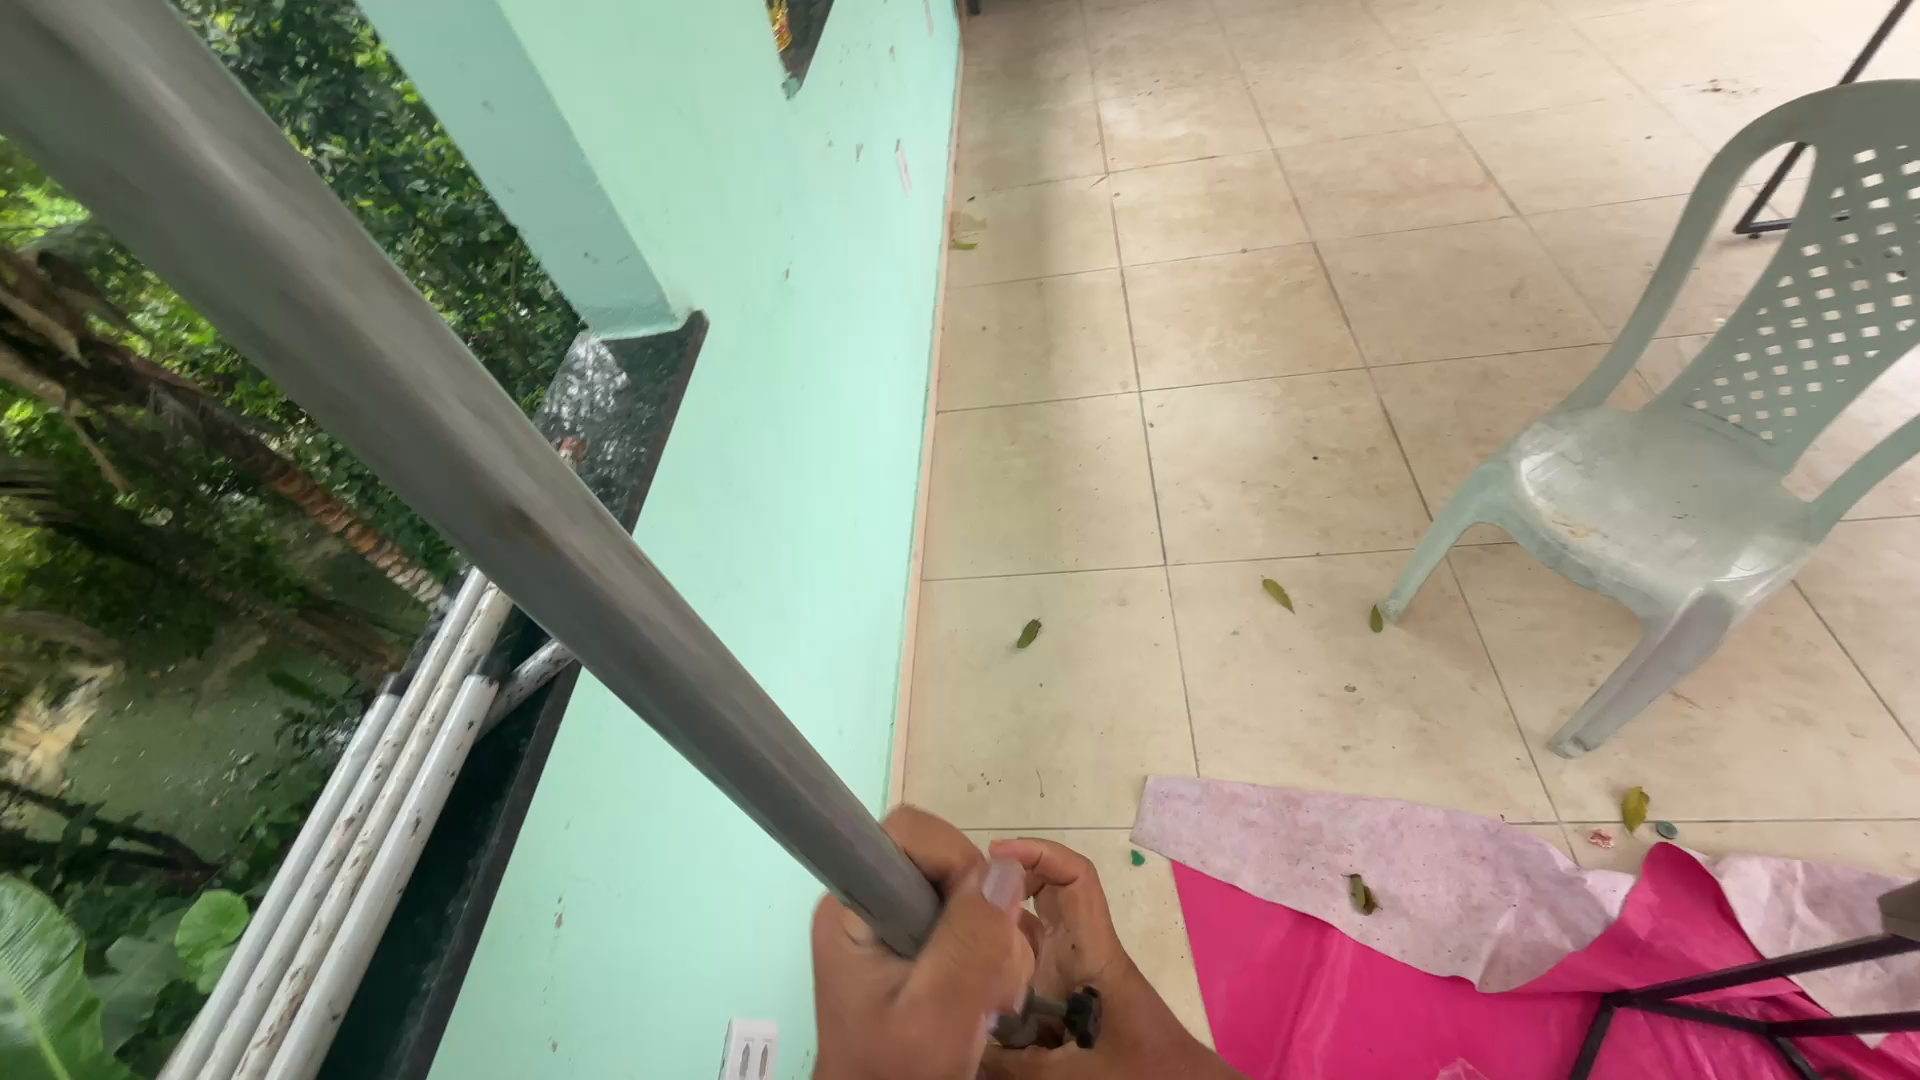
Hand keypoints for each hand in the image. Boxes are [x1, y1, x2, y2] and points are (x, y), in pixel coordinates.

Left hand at [812, 807, 1033, 1079]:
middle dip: (986, 914)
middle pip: (947, 861)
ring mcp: (897, 918)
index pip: (908, 833)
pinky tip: (988, 998)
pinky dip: (993, 955)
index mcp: (855, 904)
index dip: (953, 857)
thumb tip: (1005, 870)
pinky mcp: (918, 939)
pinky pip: (970, 920)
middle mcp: (874, 897)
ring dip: (995, 943)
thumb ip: (969, 943)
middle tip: (993, 978)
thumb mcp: (935, 1016)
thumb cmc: (895, 1072)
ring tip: (990, 1001)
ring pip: (968, 892)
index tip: (980, 914)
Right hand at [979, 838, 1244, 1079]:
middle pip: (1043, 891)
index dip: (1038, 852)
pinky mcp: (1061, 994)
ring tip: (949, 927)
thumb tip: (957, 1047)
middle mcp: (1078, 949)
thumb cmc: (1144, 1072)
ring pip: (1027, 927)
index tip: (995, 855)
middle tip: (957, 892)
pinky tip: (966, 978)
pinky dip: (997, 961)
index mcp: (1092, 952)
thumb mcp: (1077, 1076)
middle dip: (1002, 881)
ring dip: (995, 922)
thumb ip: (1014, 1065)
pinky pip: (1023, 962)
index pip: (1074, 878)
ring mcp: (1068, 969)